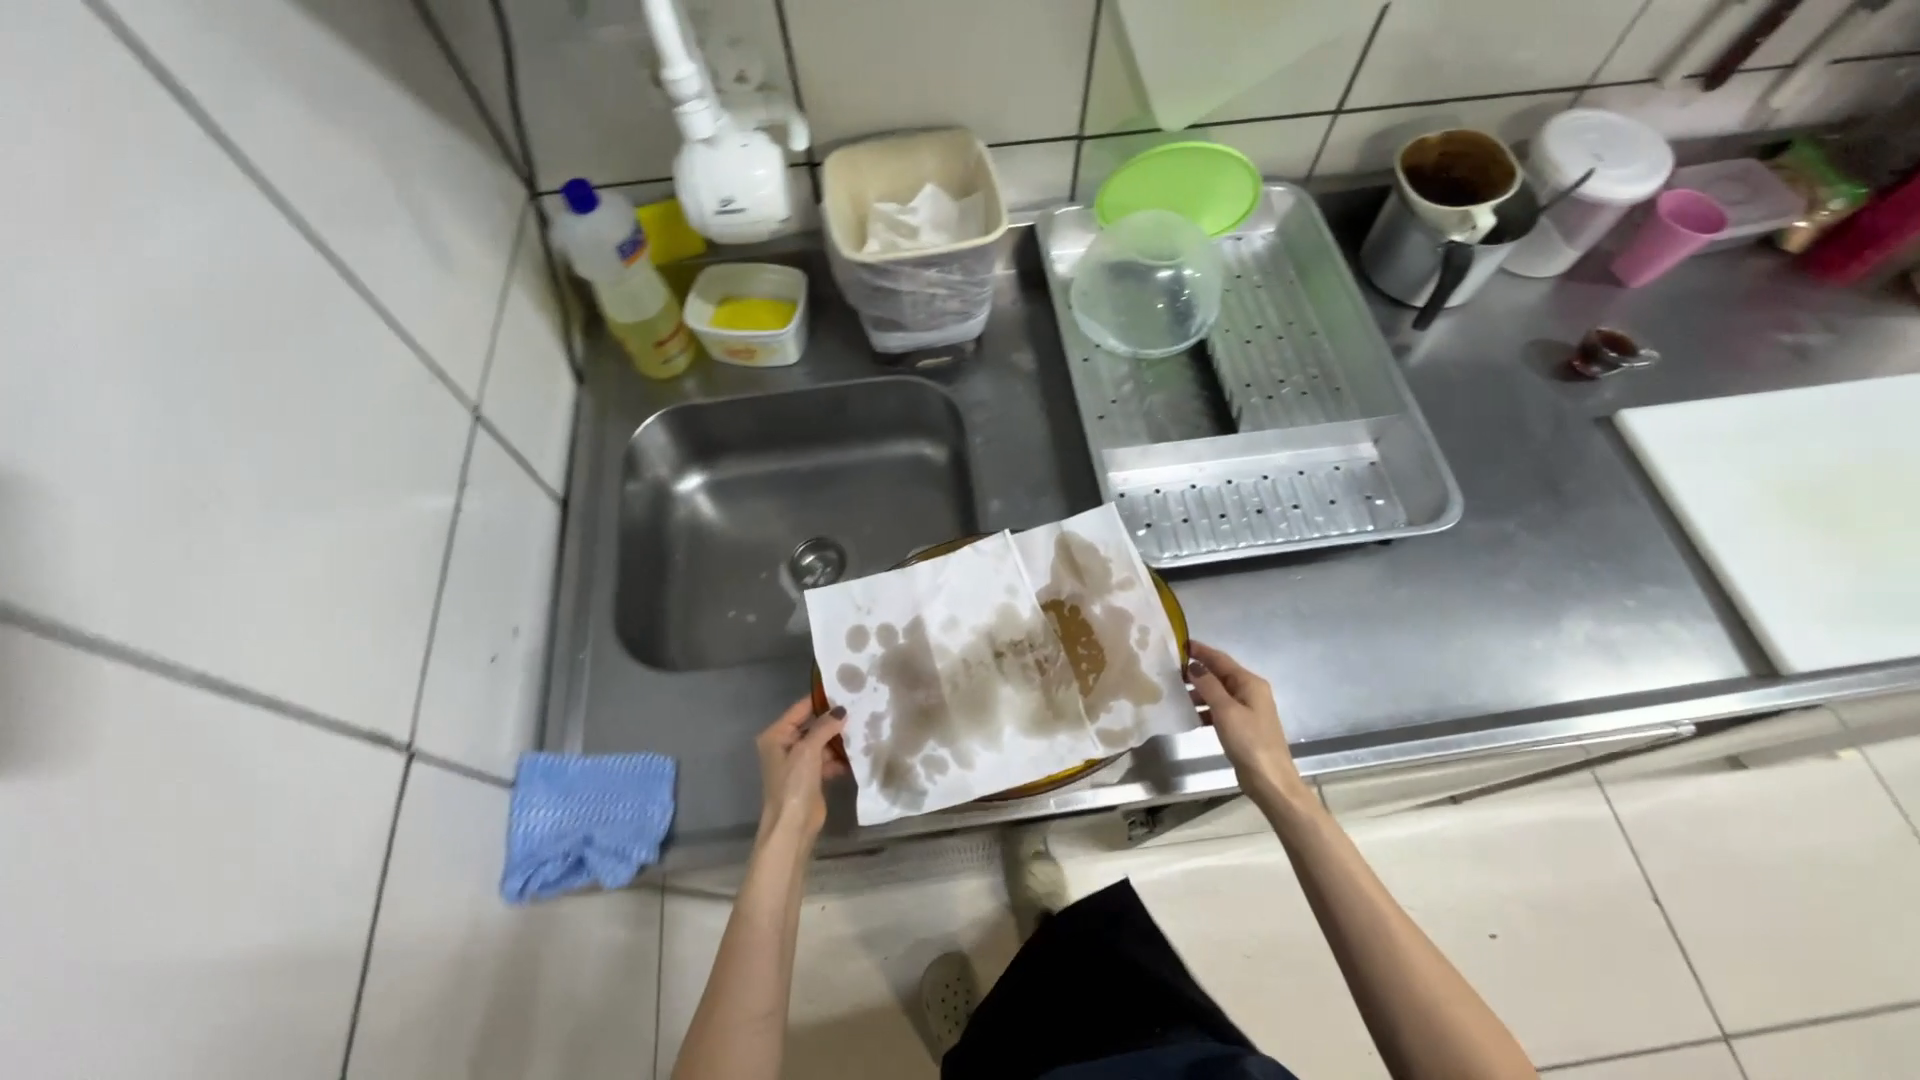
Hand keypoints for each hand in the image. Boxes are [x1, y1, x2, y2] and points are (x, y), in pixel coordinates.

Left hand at [755, 698, 848, 838]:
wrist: (793, 824)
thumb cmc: (794, 783)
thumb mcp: (808, 750)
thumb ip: (824, 727)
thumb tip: (842, 710)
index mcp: (776, 735)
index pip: (800, 709)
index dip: (821, 700)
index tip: (845, 690)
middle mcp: (785, 745)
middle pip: (812, 725)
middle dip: (833, 721)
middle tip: (860, 710)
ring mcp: (797, 761)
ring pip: (821, 742)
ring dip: (839, 740)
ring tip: (862, 730)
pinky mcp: (810, 776)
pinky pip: (826, 759)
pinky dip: (839, 758)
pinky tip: (857, 754)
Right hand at [1186, 641, 1309, 806]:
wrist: (1269, 778)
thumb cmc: (1249, 741)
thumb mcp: (1225, 710)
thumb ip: (1208, 685)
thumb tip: (1193, 666)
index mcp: (1250, 683)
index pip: (1221, 660)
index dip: (1201, 651)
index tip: (1179, 644)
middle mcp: (1250, 692)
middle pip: (1220, 674)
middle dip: (1197, 670)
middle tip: (1170, 668)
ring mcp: (1248, 710)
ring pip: (1219, 692)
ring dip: (1199, 690)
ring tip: (1175, 690)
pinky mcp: (1242, 726)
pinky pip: (1220, 709)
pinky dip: (1205, 708)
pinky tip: (1190, 714)